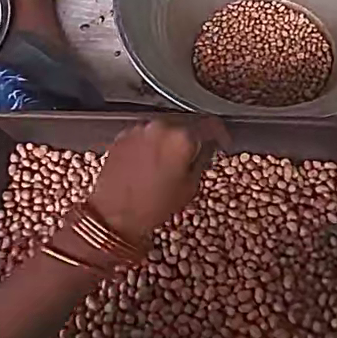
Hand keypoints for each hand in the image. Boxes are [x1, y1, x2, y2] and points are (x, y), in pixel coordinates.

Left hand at [85, 117, 230, 241]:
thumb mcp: (190, 187)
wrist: (114, 214)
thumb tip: (207, 147)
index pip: (210, 125)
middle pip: (186, 123)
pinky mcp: (124, 134)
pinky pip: (146, 132)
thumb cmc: (153, 205)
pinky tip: (152, 160)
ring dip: (172, 138)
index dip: (220, 134)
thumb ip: (202, 160)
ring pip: (165, 126)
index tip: (222, 141)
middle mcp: (160, 126)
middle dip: (194, 137)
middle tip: (196, 153)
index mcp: (182, 138)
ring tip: (171, 160)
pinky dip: (153, 142)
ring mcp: (140, 128)